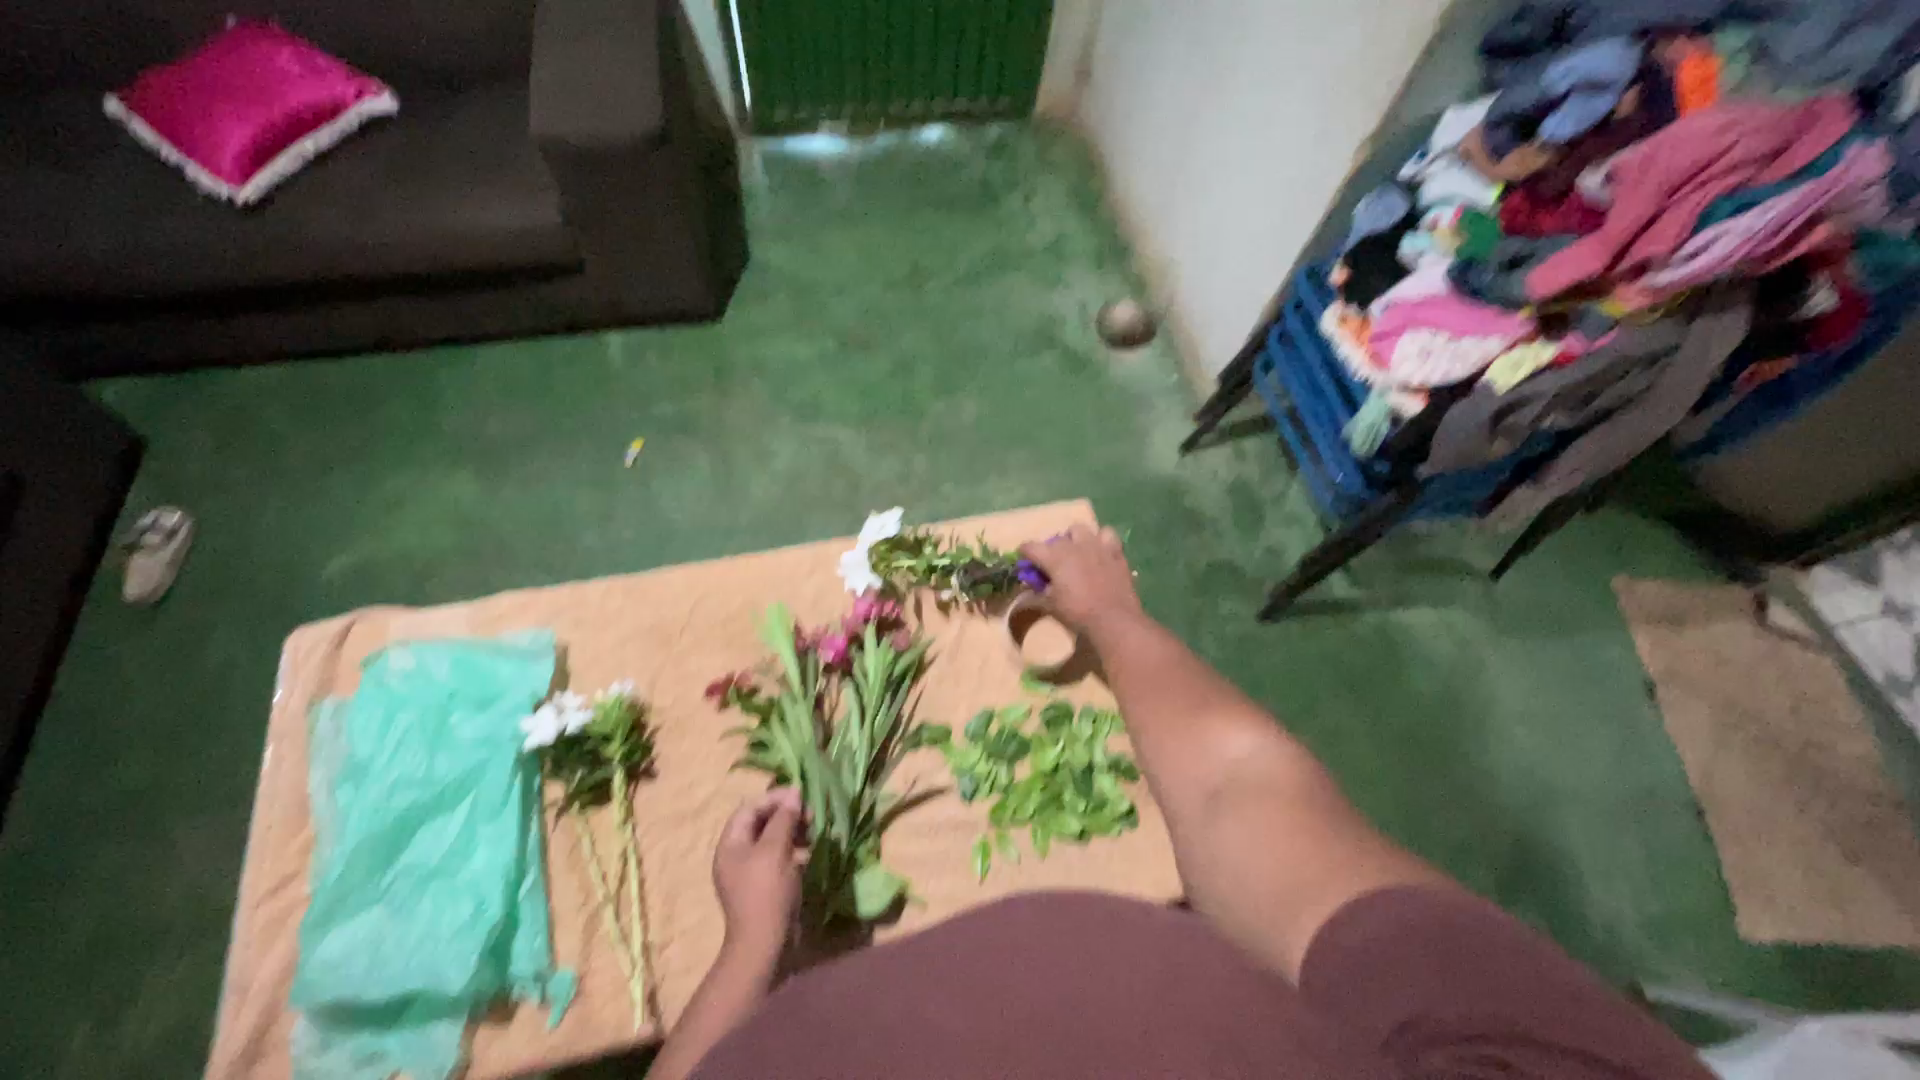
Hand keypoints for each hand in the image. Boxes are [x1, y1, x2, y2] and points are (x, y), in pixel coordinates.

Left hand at [712, 788, 805, 965]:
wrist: (764, 945)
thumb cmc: (766, 892)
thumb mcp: (775, 850)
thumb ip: (783, 819)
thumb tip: (793, 792)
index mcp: (730, 844)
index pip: (750, 808)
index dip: (774, 798)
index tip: (800, 795)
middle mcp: (736, 855)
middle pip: (760, 823)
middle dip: (786, 814)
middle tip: (811, 815)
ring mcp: (749, 872)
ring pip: (771, 840)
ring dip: (793, 832)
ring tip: (814, 832)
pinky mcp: (764, 886)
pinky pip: (778, 859)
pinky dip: (794, 851)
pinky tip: (811, 853)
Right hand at [1018, 524, 1142, 634]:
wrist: (1113, 619)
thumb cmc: (1077, 613)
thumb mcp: (1051, 605)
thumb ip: (1038, 593)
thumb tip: (1029, 591)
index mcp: (1054, 557)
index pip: (1030, 547)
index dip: (1025, 553)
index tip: (1025, 561)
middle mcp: (1074, 545)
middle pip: (1056, 539)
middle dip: (1050, 549)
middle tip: (1052, 565)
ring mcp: (1096, 545)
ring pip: (1081, 529)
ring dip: (1075, 538)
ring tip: (1077, 552)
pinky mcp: (1115, 552)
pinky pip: (1107, 535)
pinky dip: (1101, 540)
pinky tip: (1100, 552)